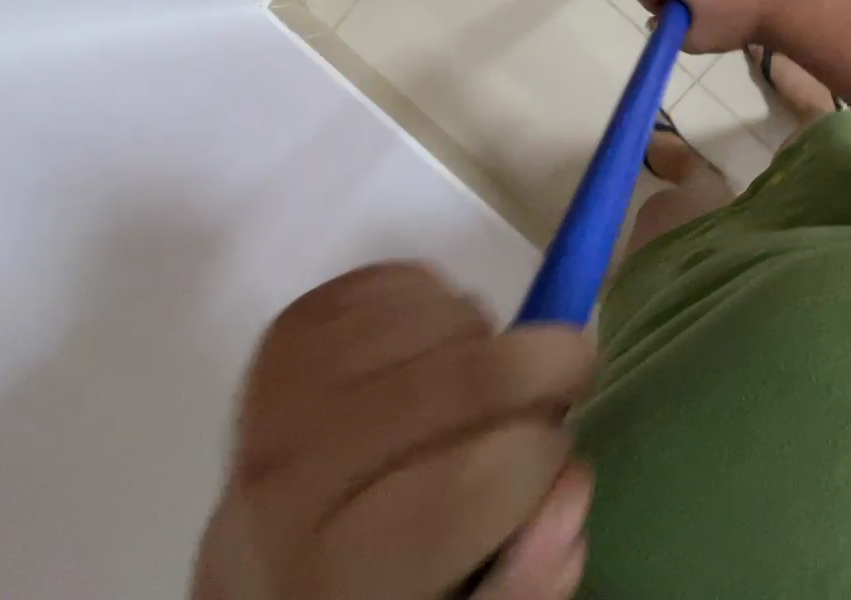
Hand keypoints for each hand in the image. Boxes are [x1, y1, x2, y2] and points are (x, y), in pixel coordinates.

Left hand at [194, 263, 595, 599]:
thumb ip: (529, 572)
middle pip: (464, 380)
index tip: (557, 449)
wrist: (279, 533)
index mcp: (334, 568)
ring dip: (489, 337)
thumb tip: (571, 485)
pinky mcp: (290, 328)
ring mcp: (284, 388)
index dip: (538, 458)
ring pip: (442, 316)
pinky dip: (444, 301)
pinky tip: (434, 348)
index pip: (466, 485)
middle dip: (547, 368)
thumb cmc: (386, 575)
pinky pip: (404, 280)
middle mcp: (292, 472)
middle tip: (567, 378)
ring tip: (479, 378)